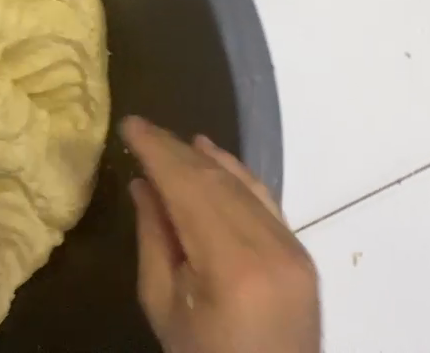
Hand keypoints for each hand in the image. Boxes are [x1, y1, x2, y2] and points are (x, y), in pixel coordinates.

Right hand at [121, 116, 319, 352]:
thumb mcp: (163, 304)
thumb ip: (154, 238)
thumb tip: (144, 183)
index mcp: (230, 264)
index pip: (187, 186)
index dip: (156, 151)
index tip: (129, 125)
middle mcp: (269, 246)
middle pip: (214, 180)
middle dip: (173, 149)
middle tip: (140, 128)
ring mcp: (291, 249)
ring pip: (239, 183)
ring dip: (201, 157)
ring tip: (168, 139)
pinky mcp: (301, 254)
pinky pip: (263, 199)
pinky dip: (235, 173)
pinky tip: (212, 155)